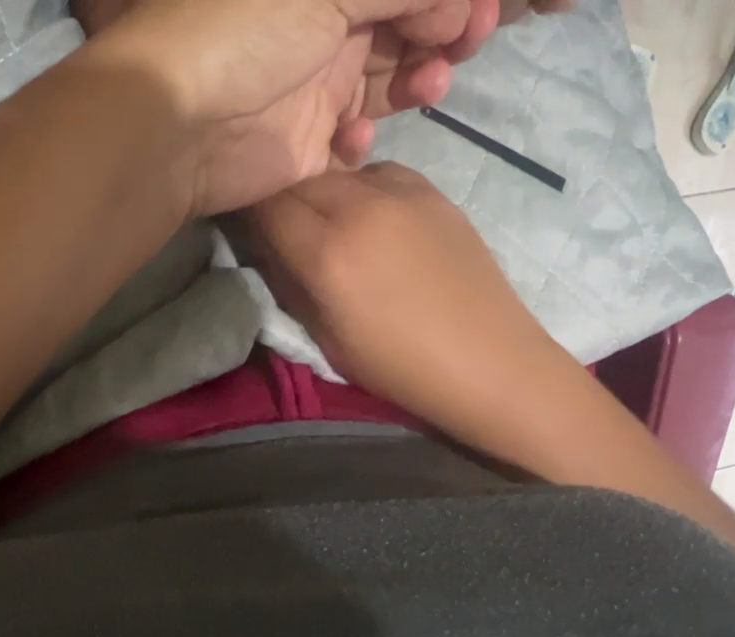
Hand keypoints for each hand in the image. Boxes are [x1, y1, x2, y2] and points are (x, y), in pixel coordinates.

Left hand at [78, 0, 513, 213]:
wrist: (180, 125)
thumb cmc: (245, 31)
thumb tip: (453, 6)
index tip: (471, 12)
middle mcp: (320, 30)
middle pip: (401, 27)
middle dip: (442, 32)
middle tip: (464, 44)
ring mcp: (313, 90)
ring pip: (386, 83)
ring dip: (416, 80)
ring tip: (430, 86)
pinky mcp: (304, 147)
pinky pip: (351, 142)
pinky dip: (361, 139)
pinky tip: (353, 137)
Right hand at [233, 163, 562, 417]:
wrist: (487, 360)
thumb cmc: (399, 367)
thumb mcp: (326, 339)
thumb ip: (291, 285)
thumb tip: (270, 250)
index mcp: (327, 252)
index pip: (266, 205)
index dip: (248, 213)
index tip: (246, 230)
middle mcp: (360, 206)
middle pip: (299, 178)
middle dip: (282, 199)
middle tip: (281, 229)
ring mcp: (402, 191)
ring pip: (339, 172)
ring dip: (323, 192)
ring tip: (330, 227)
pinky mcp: (433, 190)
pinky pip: (378, 176)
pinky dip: (362, 192)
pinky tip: (371, 225)